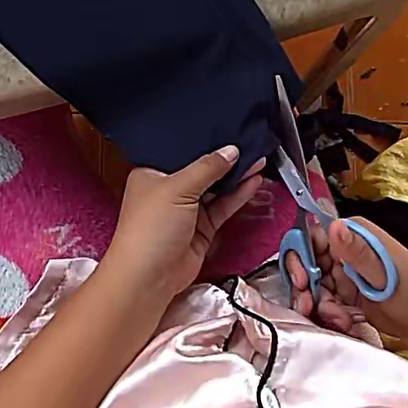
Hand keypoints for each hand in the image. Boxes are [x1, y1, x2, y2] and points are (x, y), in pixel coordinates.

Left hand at [104, 146, 264, 302]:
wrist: (150, 277)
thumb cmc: (150, 228)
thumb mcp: (177, 188)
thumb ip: (207, 167)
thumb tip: (231, 150)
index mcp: (152, 174)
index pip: (181, 152)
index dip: (203, 142)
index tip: (227, 130)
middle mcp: (169, 190)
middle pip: (203, 170)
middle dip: (225, 159)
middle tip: (249, 144)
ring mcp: (187, 210)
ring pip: (216, 188)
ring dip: (236, 176)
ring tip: (258, 159)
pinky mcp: (203, 228)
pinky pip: (223, 206)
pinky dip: (238, 194)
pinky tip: (253, 181)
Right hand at [284, 216, 407, 344]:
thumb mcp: (384, 273)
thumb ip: (357, 252)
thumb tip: (334, 226)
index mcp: (356, 235)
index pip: (314, 236)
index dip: (302, 256)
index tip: (302, 279)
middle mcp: (348, 250)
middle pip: (309, 262)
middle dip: (305, 285)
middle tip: (308, 304)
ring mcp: (347, 272)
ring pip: (315, 284)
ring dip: (319, 302)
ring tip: (337, 317)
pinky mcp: (348, 293)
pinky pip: (326, 300)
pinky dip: (330, 312)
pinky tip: (344, 321)